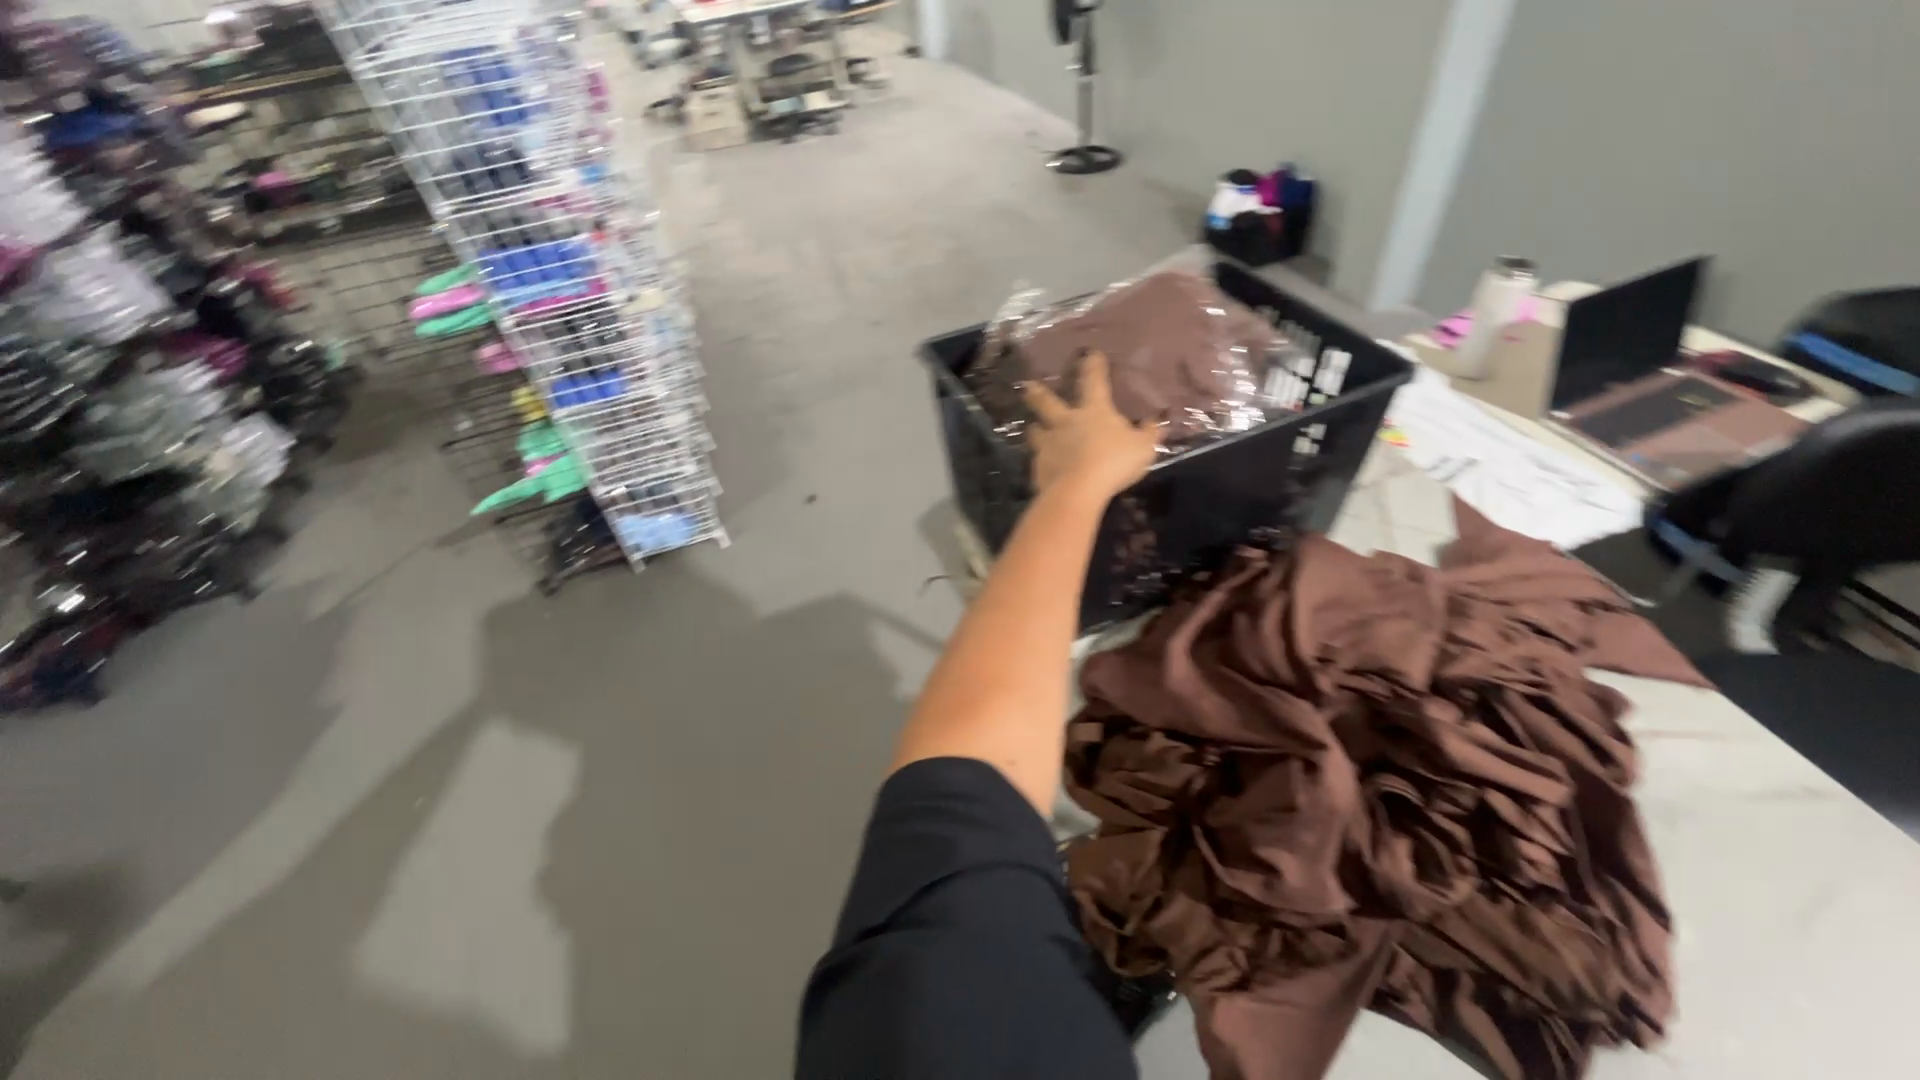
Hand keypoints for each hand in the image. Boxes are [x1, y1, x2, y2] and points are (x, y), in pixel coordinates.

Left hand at [1023, 351, 1162, 499]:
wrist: (1078, 490)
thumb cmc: (1114, 462)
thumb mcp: (1143, 448)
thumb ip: (1149, 434)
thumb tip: (1156, 422)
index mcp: (1093, 412)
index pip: (1094, 382)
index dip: (1093, 366)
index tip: (1089, 354)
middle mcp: (1066, 423)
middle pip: (1047, 403)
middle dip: (1037, 393)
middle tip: (1026, 386)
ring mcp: (1048, 444)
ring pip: (1036, 431)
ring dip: (1035, 429)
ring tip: (1033, 428)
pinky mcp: (1039, 467)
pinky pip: (1038, 461)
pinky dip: (1041, 462)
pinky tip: (1043, 467)